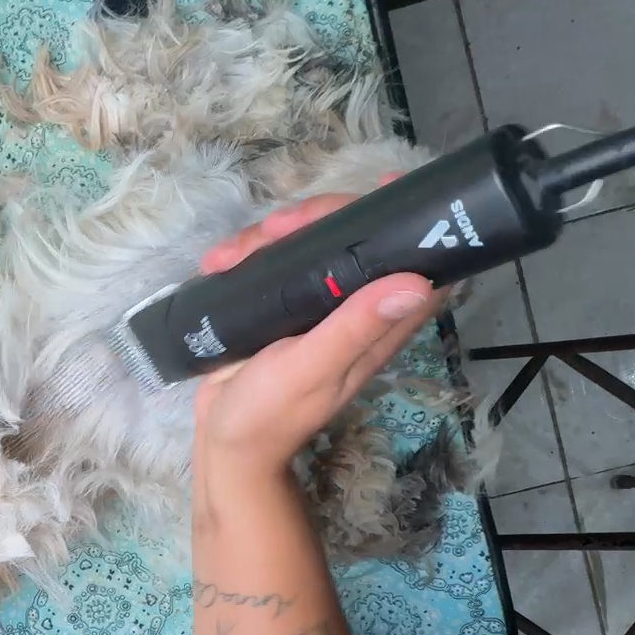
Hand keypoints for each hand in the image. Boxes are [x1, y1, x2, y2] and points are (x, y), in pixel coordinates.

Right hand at [192, 193, 447, 482]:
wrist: (222, 445)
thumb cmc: (267, 415)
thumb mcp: (309, 370)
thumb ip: (353, 328)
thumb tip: (416, 281)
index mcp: (374, 326)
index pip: (414, 261)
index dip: (410, 220)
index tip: (385, 188)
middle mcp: (349, 312)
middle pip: (352, 242)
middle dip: (316, 221)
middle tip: (276, 226)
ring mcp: (308, 312)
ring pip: (305, 252)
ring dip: (269, 239)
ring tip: (228, 254)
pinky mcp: (272, 315)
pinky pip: (268, 271)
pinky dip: (245, 259)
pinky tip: (218, 264)